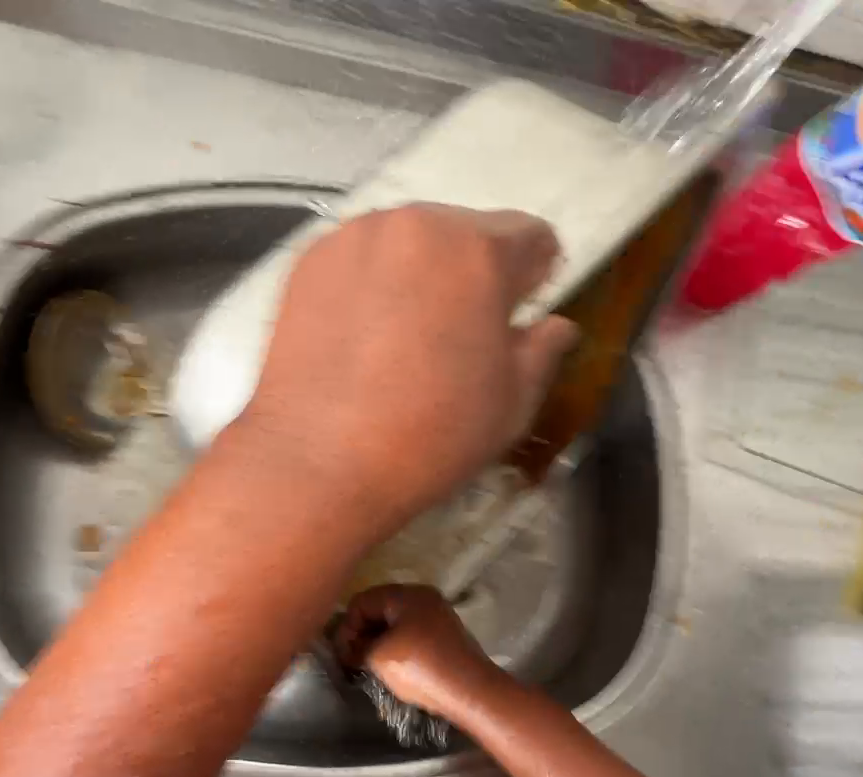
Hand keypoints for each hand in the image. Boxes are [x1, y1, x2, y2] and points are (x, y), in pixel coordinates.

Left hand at [232, 203, 579, 533]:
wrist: (319, 464)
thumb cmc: (430, 438)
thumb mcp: (511, 405)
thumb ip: (542, 352)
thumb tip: (555, 328)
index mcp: (478, 250)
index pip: (530, 234)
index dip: (534, 274)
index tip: (521, 309)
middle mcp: (416, 226)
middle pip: (464, 234)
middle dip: (474, 274)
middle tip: (461, 334)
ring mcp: (354, 240)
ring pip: (408, 245)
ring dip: (421, 277)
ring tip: (406, 340)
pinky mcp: (307, 264)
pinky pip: (360, 262)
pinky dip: (371, 286)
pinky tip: (364, 340)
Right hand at [335, 584, 514, 726]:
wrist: (470, 692)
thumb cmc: (420, 667)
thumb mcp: (378, 657)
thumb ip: (357, 647)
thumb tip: (353, 648)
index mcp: (406, 594)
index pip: (361, 602)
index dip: (346, 628)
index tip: (342, 656)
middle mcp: (424, 598)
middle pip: (379, 609)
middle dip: (361, 634)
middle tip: (352, 662)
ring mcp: (438, 616)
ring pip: (395, 623)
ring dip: (378, 642)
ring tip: (369, 667)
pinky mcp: (446, 635)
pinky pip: (411, 634)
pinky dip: (396, 647)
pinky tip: (392, 668)